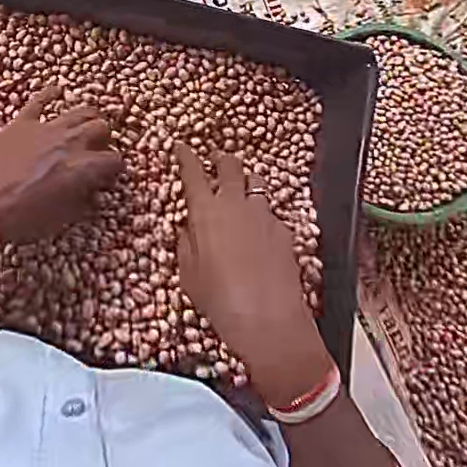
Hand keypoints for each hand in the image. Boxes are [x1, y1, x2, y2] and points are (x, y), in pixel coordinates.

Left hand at [0, 86, 121, 245]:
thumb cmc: (15, 219)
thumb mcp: (56, 220)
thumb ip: (79, 203)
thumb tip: (90, 194)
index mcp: (81, 168)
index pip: (113, 160)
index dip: (114, 168)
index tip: (108, 175)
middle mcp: (69, 143)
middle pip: (102, 128)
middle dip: (104, 139)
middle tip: (97, 150)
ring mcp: (45, 128)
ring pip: (81, 111)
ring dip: (87, 119)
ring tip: (85, 127)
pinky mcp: (22, 121)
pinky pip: (41, 100)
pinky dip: (52, 94)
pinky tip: (57, 91)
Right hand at [174, 144, 328, 399]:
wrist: (269, 320)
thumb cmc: (220, 300)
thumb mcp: (188, 274)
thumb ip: (185, 244)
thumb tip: (187, 228)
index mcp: (206, 212)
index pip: (192, 172)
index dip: (186, 156)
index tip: (181, 146)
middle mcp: (236, 205)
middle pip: (230, 166)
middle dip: (220, 158)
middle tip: (215, 159)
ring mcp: (264, 215)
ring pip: (255, 183)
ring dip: (245, 183)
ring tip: (239, 192)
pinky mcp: (284, 230)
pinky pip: (270, 212)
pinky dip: (261, 214)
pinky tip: (258, 232)